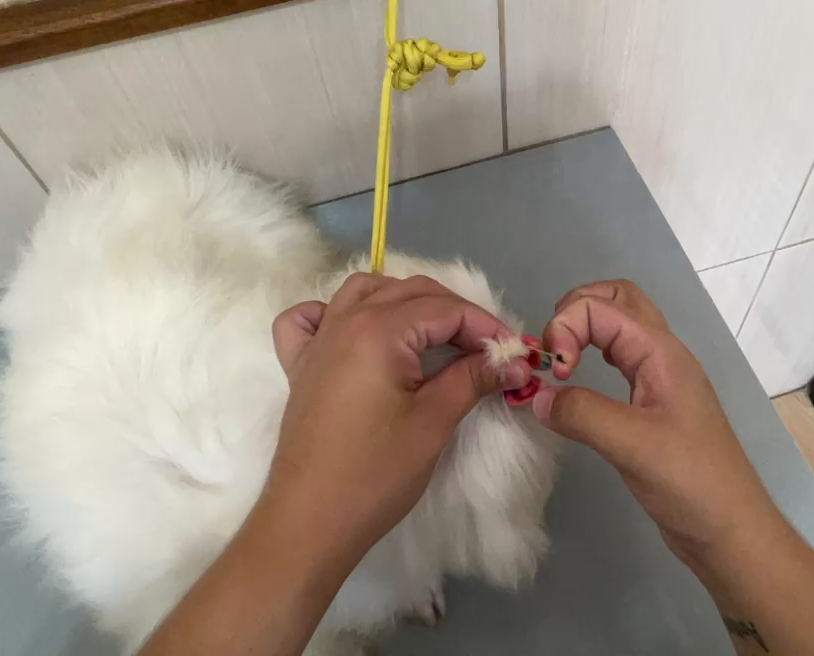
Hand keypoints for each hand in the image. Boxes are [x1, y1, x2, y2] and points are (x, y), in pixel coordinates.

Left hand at [263, 272, 532, 561]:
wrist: (309, 524)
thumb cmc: (376, 474)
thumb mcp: (434, 422)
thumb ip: (473, 378)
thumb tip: (514, 362)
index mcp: (379, 330)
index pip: (445, 308)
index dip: (485, 326)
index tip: (513, 353)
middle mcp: (345, 320)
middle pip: (410, 291)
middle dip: (454, 313)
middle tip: (485, 351)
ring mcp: (317, 339)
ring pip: (364, 290)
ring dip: (402, 300)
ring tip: (430, 334)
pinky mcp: (299, 364)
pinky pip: (310, 317)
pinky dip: (332, 311)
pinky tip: (352, 331)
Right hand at [532, 280, 776, 571]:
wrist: (732, 533)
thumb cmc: (690, 482)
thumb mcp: (632, 445)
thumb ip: (581, 413)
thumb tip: (537, 396)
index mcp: (660, 352)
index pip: (600, 307)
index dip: (566, 328)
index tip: (556, 373)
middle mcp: (662, 354)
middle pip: (619, 298)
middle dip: (578, 307)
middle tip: (554, 346)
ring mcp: (661, 377)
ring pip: (622, 323)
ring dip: (588, 326)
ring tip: (563, 357)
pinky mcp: (655, 401)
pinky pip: (623, 355)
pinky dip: (596, 352)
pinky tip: (582, 379)